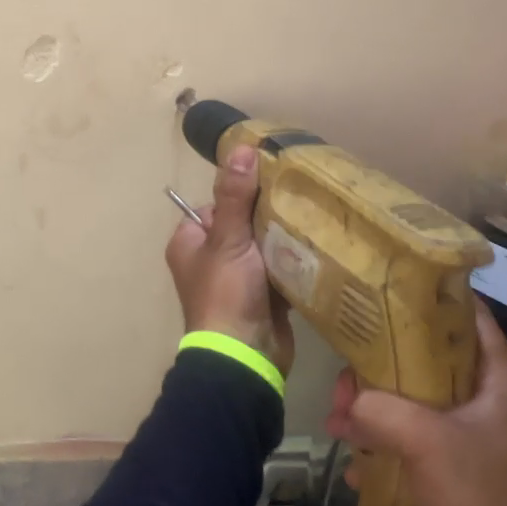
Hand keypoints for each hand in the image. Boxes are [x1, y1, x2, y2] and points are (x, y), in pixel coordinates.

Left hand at [164, 146, 294, 376]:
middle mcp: (207, 260)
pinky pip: (279, 271)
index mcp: (188, 243)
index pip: (215, 205)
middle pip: (242, 225)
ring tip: (314, 221)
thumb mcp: (228, 239)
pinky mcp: (261, 298)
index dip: (240, 196)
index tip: (272, 184)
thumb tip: (241, 148)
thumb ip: (235, 195)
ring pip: (263, 248)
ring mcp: (235, 281)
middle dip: (268, 217)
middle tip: (300, 202)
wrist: (246, 357)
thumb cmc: (226, 293)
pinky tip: (317, 249)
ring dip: (284, 240)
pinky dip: (293, 264)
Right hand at [325, 303, 506, 505]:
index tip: (378, 291)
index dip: (425, 299)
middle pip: (424, 361)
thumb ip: (380, 408)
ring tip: (338, 425)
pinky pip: (408, 440)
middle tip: (344, 385)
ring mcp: (468, 436)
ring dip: (371, 410)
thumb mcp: (427, 442)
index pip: (466, 317)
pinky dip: (380, 445)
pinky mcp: (451, 468)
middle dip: (377, 369)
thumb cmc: (484, 499)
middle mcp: (486, 400)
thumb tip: (350, 404)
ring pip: (409, 401)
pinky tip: (355, 464)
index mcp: (499, 381)